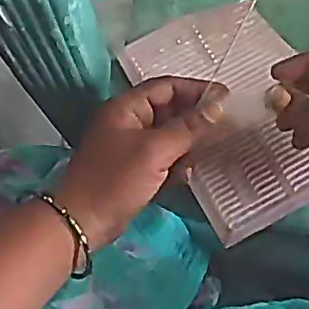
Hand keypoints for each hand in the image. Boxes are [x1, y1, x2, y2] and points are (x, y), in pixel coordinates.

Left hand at [52, 77, 225, 249]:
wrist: (83, 221)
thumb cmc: (115, 179)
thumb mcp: (155, 150)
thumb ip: (188, 127)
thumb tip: (217, 107)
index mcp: (126, 107)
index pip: (166, 87)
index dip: (196, 90)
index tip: (226, 98)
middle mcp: (127, 122)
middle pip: (169, 111)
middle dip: (194, 120)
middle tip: (222, 129)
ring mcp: (129, 146)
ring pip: (168, 137)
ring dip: (185, 146)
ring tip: (201, 157)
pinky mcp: (133, 169)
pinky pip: (162, 158)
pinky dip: (174, 165)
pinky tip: (184, 177)